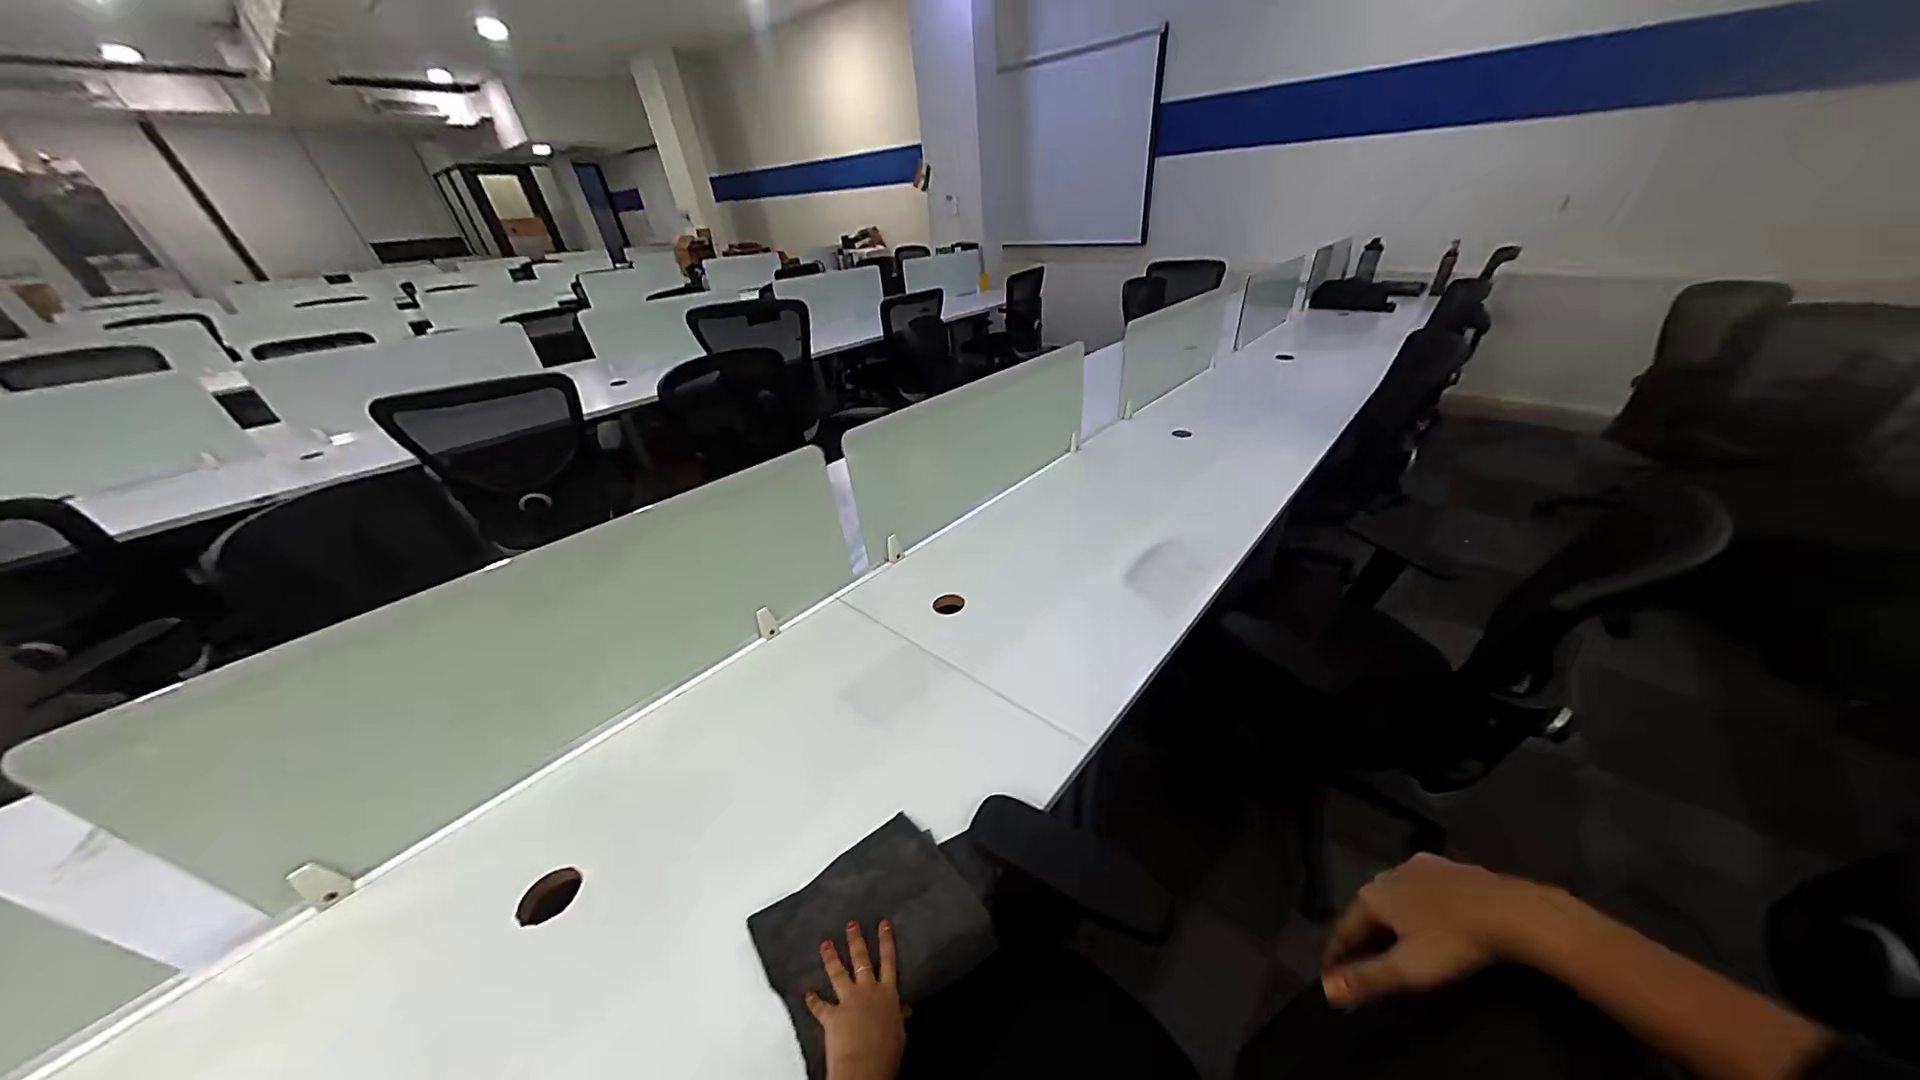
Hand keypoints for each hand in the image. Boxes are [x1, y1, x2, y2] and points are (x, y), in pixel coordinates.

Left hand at [807, 920, 905, 1079]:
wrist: (865, 1065)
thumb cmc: (887, 1052)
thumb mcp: (899, 1032)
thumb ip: (898, 1016)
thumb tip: (903, 1010)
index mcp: (887, 993)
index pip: (888, 960)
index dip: (886, 940)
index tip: (883, 923)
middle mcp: (867, 991)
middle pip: (861, 959)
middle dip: (856, 940)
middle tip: (851, 924)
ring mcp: (848, 1001)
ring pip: (839, 973)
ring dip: (831, 958)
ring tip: (825, 943)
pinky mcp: (832, 1016)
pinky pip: (820, 1007)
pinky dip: (814, 1001)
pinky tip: (808, 994)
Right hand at [1320, 853, 1547, 1006]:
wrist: (1507, 910)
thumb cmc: (1452, 942)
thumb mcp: (1409, 968)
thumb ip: (1367, 978)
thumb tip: (1327, 988)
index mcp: (1370, 898)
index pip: (1343, 929)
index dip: (1336, 954)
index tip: (1330, 971)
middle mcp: (1383, 876)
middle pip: (1367, 912)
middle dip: (1364, 934)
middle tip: (1366, 959)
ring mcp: (1412, 867)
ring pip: (1393, 896)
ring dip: (1389, 916)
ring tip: (1396, 936)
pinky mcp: (1440, 865)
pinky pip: (1418, 884)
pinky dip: (1416, 901)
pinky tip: (1427, 909)